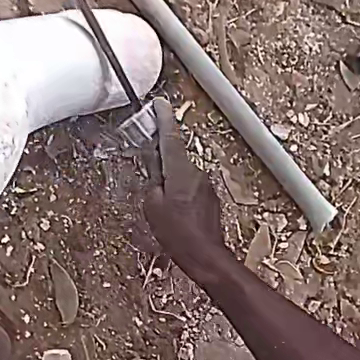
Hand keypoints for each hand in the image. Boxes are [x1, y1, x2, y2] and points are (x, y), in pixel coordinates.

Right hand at [143, 98, 231, 281]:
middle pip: (175, 157)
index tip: (159, 104)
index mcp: (180, 171)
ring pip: (183, 175)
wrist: (205, 255)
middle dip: (161, 161)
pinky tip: (175, 211)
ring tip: (162, 204)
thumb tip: (155, 175)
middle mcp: (197, 173)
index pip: (170, 138)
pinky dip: (181, 193)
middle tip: (149, 171)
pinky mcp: (210, 199)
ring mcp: (206, 186)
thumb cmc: (177, 234)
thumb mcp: (152, 207)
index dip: (163, 119)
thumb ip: (152, 184)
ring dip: (171, 182)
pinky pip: (191, 188)